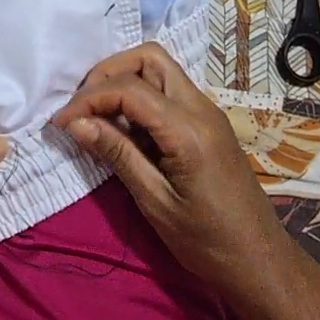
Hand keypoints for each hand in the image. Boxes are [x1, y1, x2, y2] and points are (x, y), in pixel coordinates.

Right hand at [51, 43, 290, 306]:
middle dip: (108, 73)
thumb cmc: (206, 241)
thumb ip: (117, 154)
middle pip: (149, 58)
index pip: (129, 89)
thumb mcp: (154, 201)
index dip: (88, 99)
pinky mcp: (208, 123)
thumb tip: (76, 122)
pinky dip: (139, 96)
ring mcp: (208, 112)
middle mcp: (201, 108)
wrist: (259, 261)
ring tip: (96, 115)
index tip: (60, 123)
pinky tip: (121, 127)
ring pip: (160, 68)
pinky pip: (169, 91)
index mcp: (188, 130)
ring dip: (123, 81)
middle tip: (81, 108)